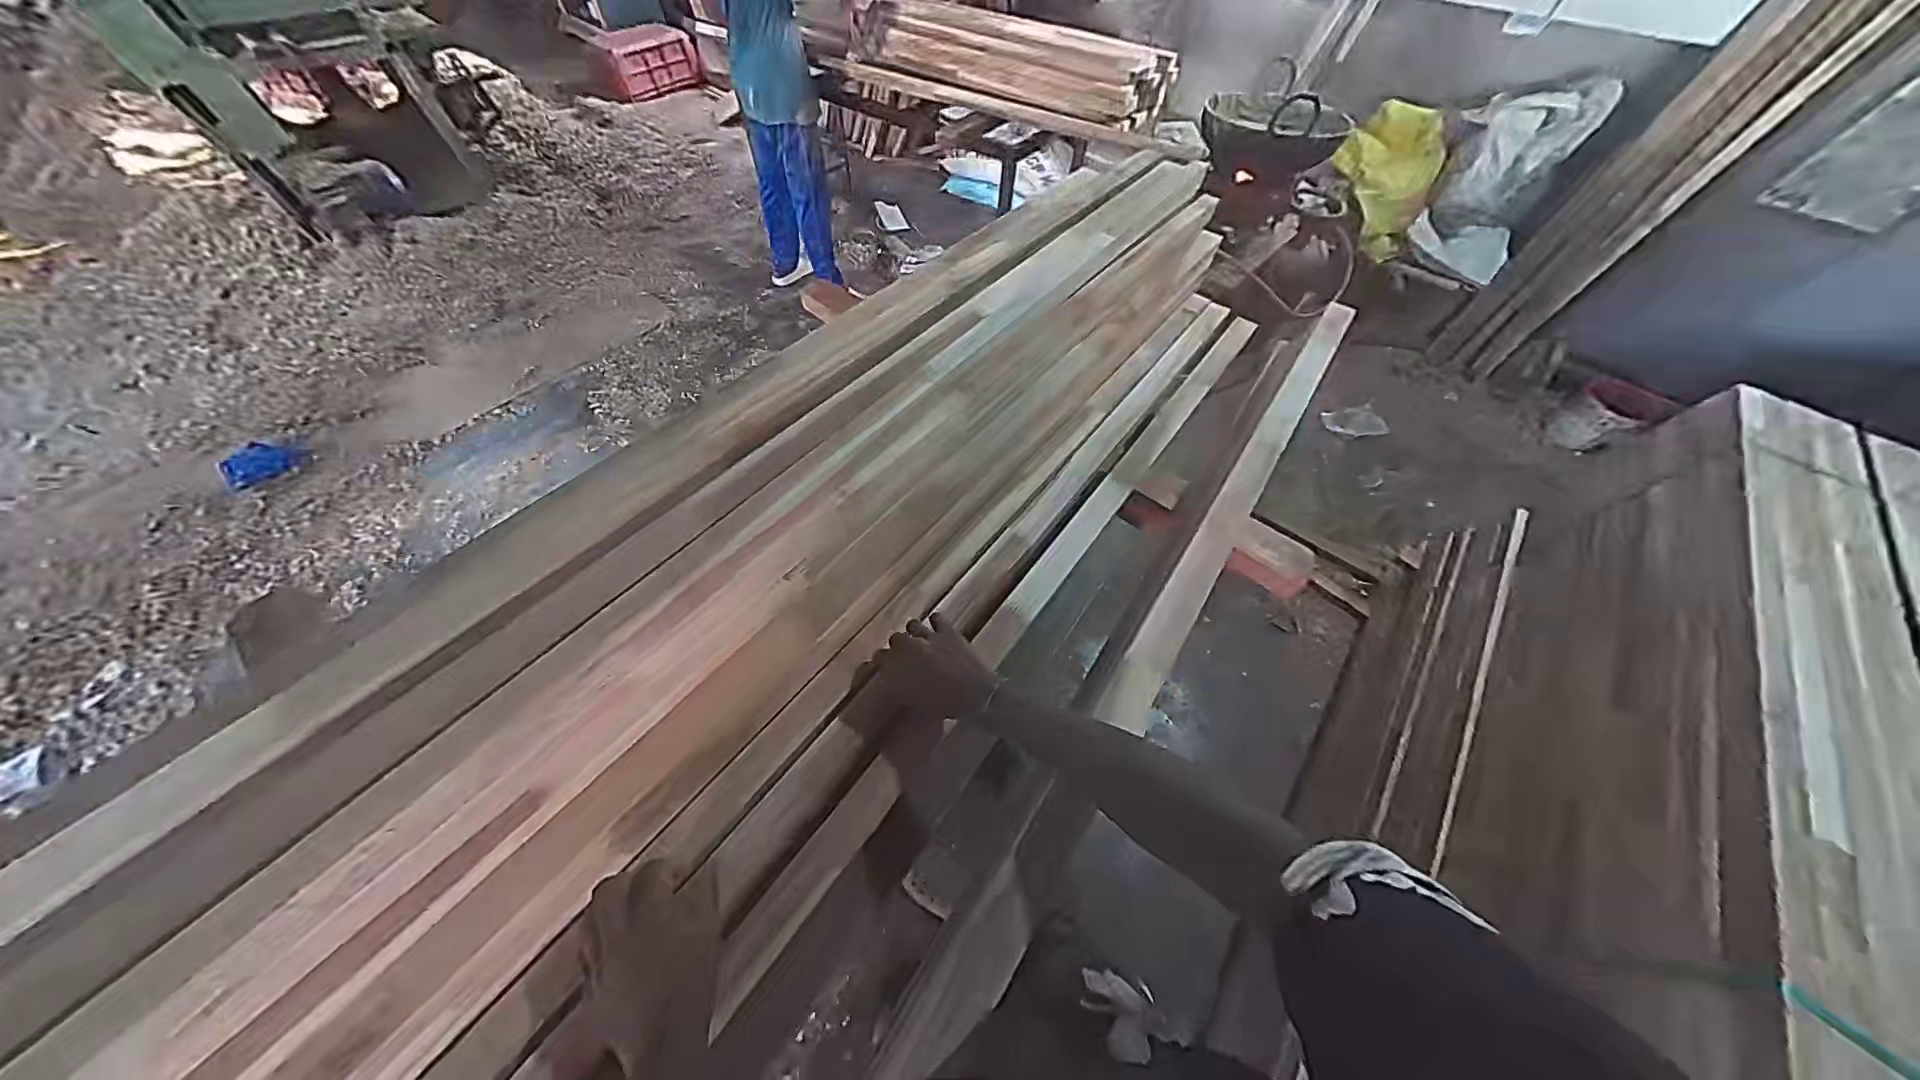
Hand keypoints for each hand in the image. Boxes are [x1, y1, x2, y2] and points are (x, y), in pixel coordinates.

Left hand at [583, 864, 718, 1078]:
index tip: (680, 869)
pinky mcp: (590, 983)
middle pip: (612, 888)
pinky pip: (587, 946)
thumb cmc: (689, 984)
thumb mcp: (708, 932)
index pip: (652, 873)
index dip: (668, 866)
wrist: (662, 1041)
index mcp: (649, 911)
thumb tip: (706, 874)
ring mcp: (599, 956)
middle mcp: (617, 929)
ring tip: (627, 906)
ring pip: (592, 916)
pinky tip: (613, 941)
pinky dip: (599, 934)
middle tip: (648, 881)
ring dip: (609, 905)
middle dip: (629, 879)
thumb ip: (704, 897)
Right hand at [859, 613, 1001, 721]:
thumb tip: (894, 680)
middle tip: (902, 655)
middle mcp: (909, 646)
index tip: (882, 666)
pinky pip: (936, 618)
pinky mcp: (948, 631)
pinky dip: (935, 622)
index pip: (880, 657)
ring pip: (913, 625)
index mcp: (898, 665)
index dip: (880, 661)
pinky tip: (936, 626)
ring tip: (918, 639)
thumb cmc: (943, 704)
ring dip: (913, 632)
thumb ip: (900, 686)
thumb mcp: (914, 699)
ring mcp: (929, 636)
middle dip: (897, 646)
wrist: (975, 695)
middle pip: (895, 639)